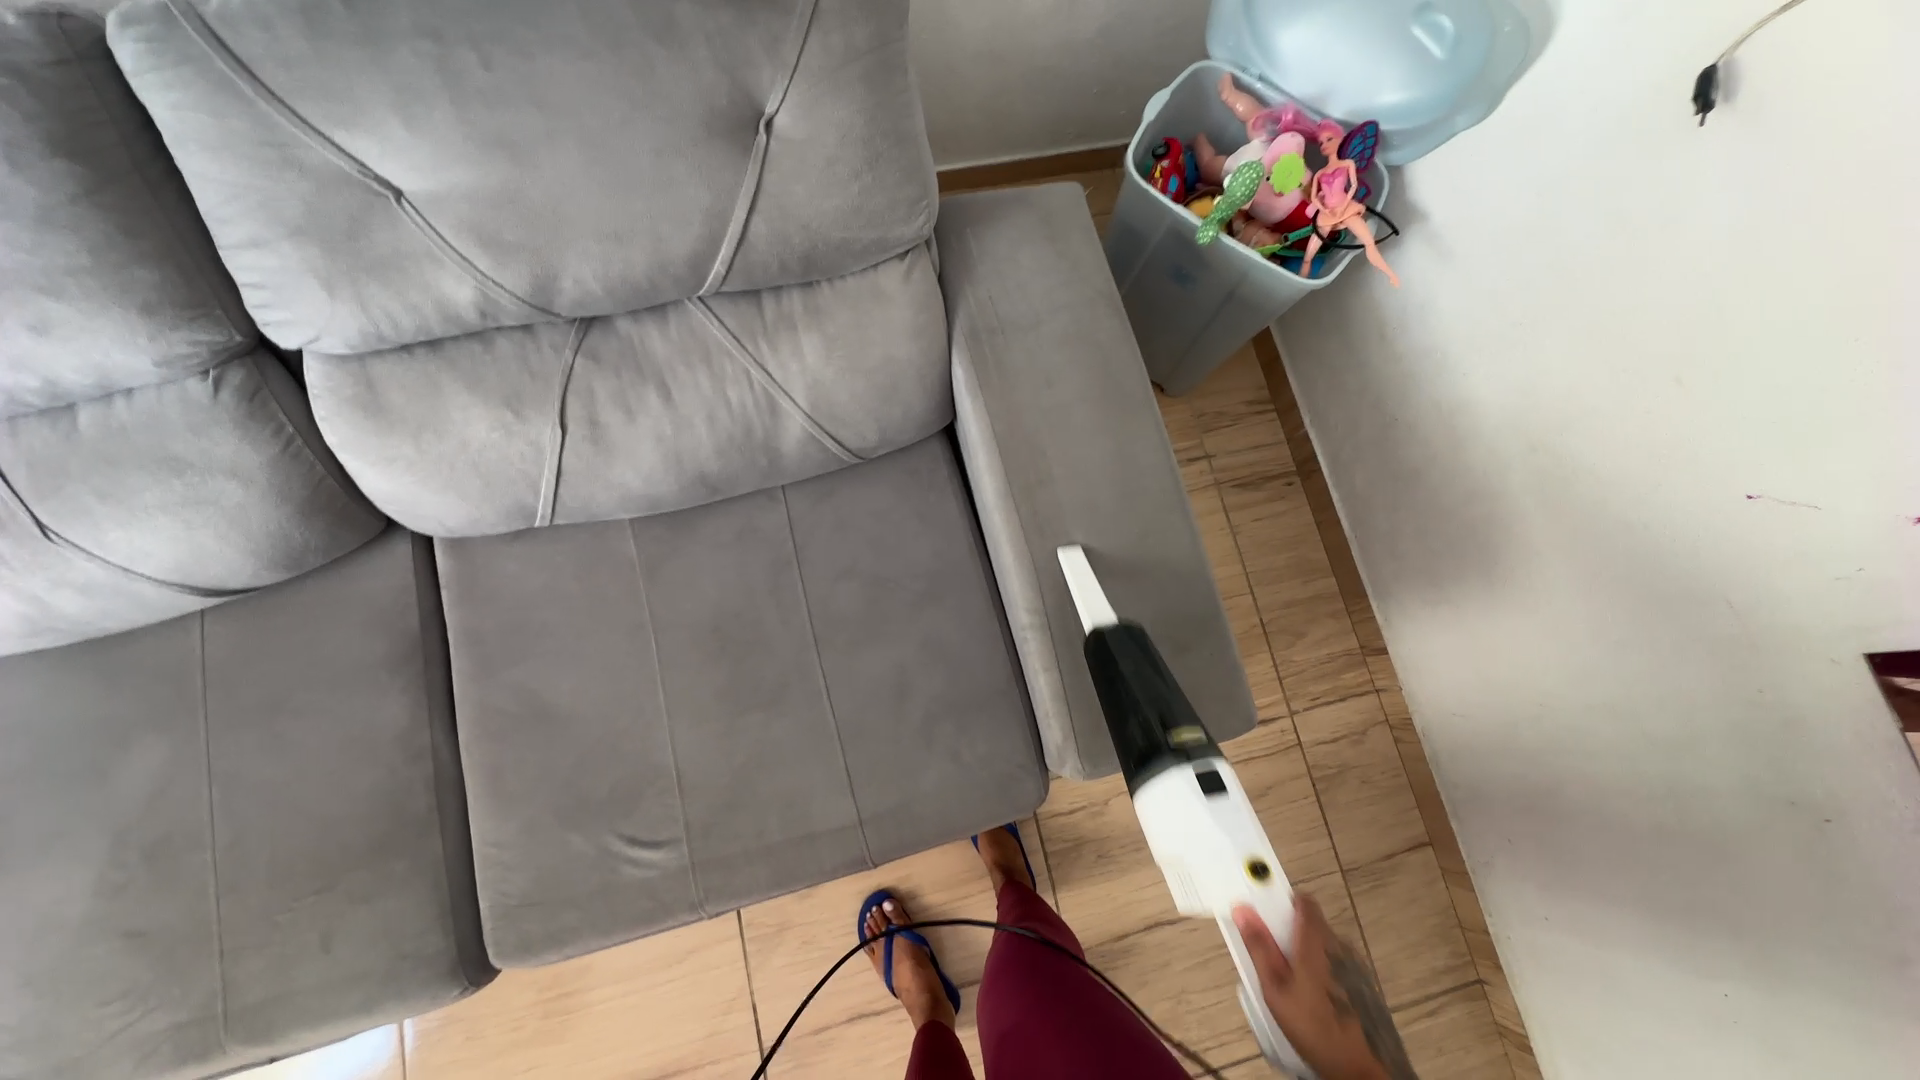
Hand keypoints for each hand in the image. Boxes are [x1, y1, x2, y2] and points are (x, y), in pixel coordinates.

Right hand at [1233, 896, 1417, 1079]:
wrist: (1361, 1069)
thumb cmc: (1311, 1025)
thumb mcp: (1275, 989)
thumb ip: (1259, 946)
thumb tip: (1242, 909)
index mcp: (1315, 941)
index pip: (1303, 900)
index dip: (1284, 902)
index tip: (1267, 918)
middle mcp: (1339, 946)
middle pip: (1312, 924)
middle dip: (1291, 934)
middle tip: (1274, 960)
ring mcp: (1355, 966)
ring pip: (1324, 946)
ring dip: (1307, 953)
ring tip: (1293, 985)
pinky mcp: (1364, 985)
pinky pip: (1337, 965)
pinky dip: (1323, 971)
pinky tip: (1315, 999)